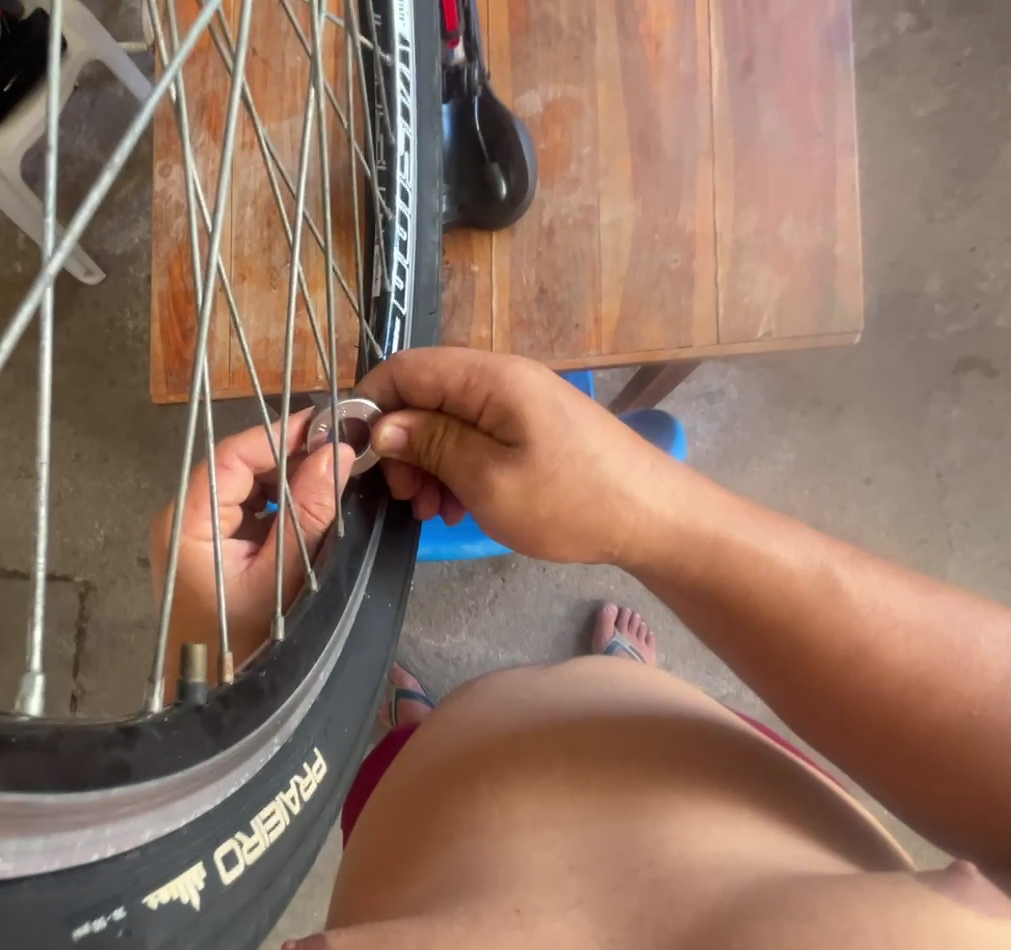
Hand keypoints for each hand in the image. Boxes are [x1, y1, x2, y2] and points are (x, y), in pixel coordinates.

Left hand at [149, 410, 354, 678]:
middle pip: (237, 468)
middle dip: (288, 457)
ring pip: (245, 487)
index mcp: (186, 523)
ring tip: (334, 477)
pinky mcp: (211, 548)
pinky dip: (281, 505)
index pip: (230, 456)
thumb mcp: (285, 578)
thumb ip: (310, 514)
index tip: (326, 423)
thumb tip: (339, 451)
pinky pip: (248, 511)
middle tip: (341, 451)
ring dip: (288, 480)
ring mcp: (195, 534)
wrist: (219, 699)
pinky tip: (313, 508)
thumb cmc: (247, 645)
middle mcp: (182, 519)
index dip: (277, 434)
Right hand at [353, 347, 685, 565]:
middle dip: (401, 445)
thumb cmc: (571, 501)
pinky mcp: (528, 428)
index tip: (355, 456)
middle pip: (422, 396)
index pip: (404, 368)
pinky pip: (473, 438)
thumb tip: (381, 426)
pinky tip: (459, 507)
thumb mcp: (488, 480)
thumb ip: (431, 445)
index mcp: (489, 378)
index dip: (369, 405)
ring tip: (433, 511)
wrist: (655, 519)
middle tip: (406, 497)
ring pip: (445, 422)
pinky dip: (455, 470)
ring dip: (427, 465)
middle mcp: (500, 380)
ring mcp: (516, 404)